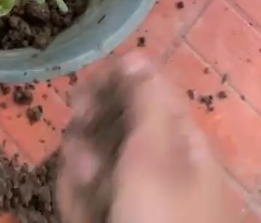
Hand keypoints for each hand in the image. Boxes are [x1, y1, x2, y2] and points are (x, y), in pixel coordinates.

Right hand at [58, 52, 225, 222]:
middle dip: (90, 128)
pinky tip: (79, 214)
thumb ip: (144, 100)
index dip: (113, 82)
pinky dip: (76, 199)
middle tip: (76, 130)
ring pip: (92, 157)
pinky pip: (83, 194)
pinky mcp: (109, 220)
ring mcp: (134, 199)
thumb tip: (136, 54)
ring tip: (84, 189)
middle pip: (114, 121)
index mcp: (183, 146)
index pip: (148, 91)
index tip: (83, 88)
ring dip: (79, 168)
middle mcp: (161, 167)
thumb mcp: (155, 156)